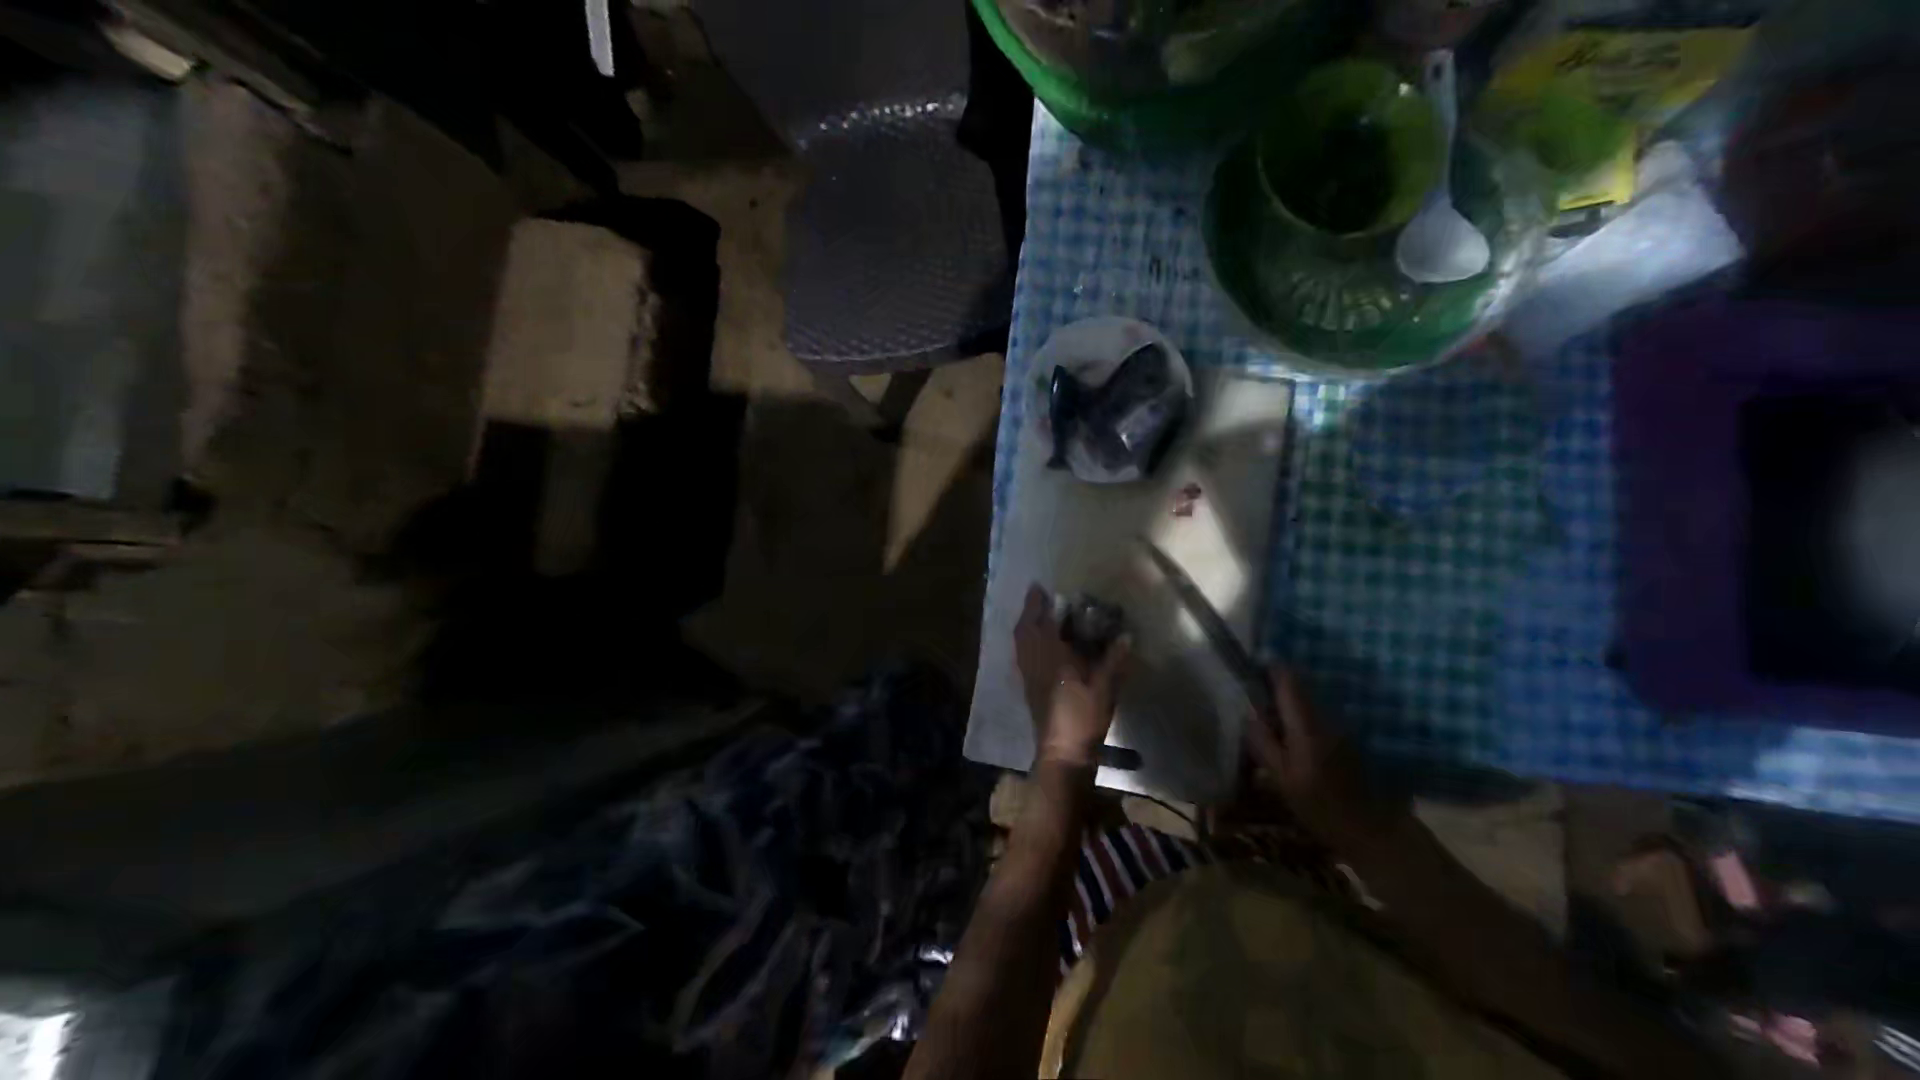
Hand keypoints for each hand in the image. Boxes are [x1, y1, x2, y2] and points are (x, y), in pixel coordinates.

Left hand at [1014, 584, 1130, 767]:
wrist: (1063, 753)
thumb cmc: (1083, 717)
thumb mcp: (1105, 688)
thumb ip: (1114, 660)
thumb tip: (1126, 635)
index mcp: (1050, 658)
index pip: (1041, 624)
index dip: (1038, 605)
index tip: (1040, 587)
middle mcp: (1034, 663)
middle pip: (1024, 631)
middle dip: (1028, 612)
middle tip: (1037, 597)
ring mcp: (1028, 676)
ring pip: (1020, 644)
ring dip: (1025, 625)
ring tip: (1036, 615)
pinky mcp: (1028, 689)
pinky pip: (1022, 656)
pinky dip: (1025, 642)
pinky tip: (1037, 644)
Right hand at [1243, 665, 1392, 842]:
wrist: (1375, 833)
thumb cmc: (1323, 808)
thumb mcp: (1283, 779)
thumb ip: (1263, 743)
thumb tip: (1248, 716)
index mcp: (1307, 724)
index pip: (1288, 680)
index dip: (1267, 670)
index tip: (1248, 675)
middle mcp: (1326, 718)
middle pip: (1297, 689)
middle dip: (1272, 691)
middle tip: (1250, 707)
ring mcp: (1339, 729)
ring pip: (1306, 705)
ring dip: (1285, 709)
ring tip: (1265, 727)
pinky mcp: (1345, 742)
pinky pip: (1315, 720)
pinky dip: (1298, 724)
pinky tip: (1287, 745)